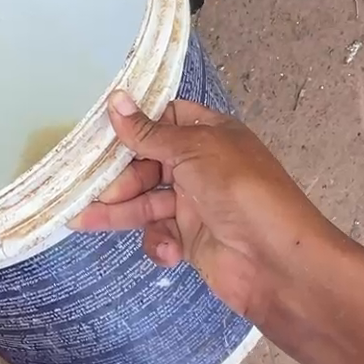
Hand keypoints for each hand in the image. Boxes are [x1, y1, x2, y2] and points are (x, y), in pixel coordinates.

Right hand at [71, 91, 346, 321]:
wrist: (280, 265)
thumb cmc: (240, 192)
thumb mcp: (193, 151)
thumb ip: (148, 132)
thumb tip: (115, 98)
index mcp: (208, 134)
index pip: (163, 119)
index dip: (133, 124)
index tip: (97, 131)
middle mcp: (200, 165)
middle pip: (145, 162)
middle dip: (118, 175)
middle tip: (88, 186)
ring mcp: (195, 204)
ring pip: (145, 200)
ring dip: (119, 210)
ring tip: (83, 219)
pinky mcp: (191, 240)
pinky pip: (159, 232)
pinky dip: (157, 242)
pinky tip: (167, 250)